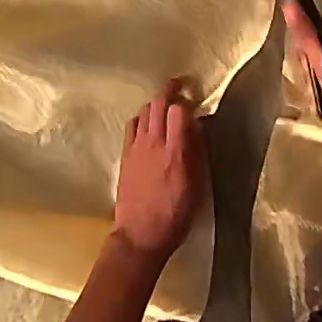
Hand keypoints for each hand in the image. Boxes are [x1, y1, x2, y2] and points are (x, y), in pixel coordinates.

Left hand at [111, 79, 203, 263]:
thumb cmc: (175, 216)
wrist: (140, 236)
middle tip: (178, 86)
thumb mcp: (196, 188)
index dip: (186, 101)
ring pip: (144, 111)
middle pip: (158, 103)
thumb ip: (196, 153)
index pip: (178, 111)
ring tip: (163, 105)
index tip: (193, 100)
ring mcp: (136, 147)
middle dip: (169, 90)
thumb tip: (196, 127)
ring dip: (155, 103)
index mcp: (175, 152)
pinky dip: (141, 117)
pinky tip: (147, 124)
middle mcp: (154, 143)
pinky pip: (132, 124)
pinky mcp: (125, 154)